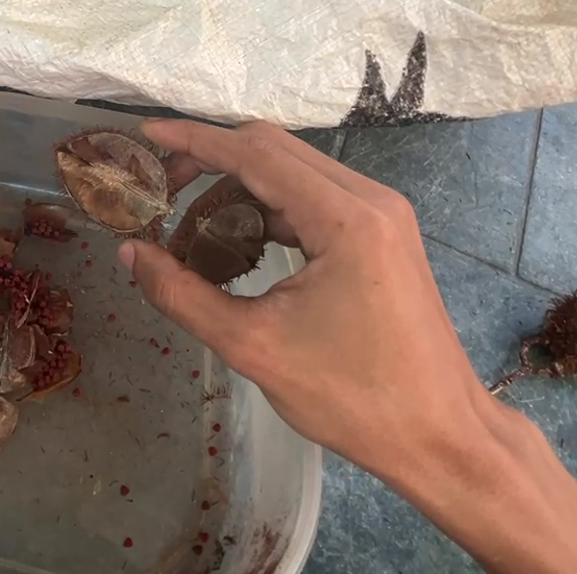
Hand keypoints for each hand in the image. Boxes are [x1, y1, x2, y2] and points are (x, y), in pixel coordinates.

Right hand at [120, 119, 576, 573]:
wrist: (447, 442)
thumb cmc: (354, 397)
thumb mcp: (252, 347)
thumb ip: (180, 293)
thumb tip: (129, 252)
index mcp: (344, 217)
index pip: (253, 152)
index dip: (194, 139)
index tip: (146, 135)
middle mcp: (367, 198)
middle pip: (270, 148)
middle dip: (208, 159)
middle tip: (160, 188)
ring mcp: (379, 212)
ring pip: (287, 169)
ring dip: (234, 188)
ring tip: (191, 233)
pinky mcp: (379, 231)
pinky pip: (307, 195)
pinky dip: (263, 207)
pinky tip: (236, 246)